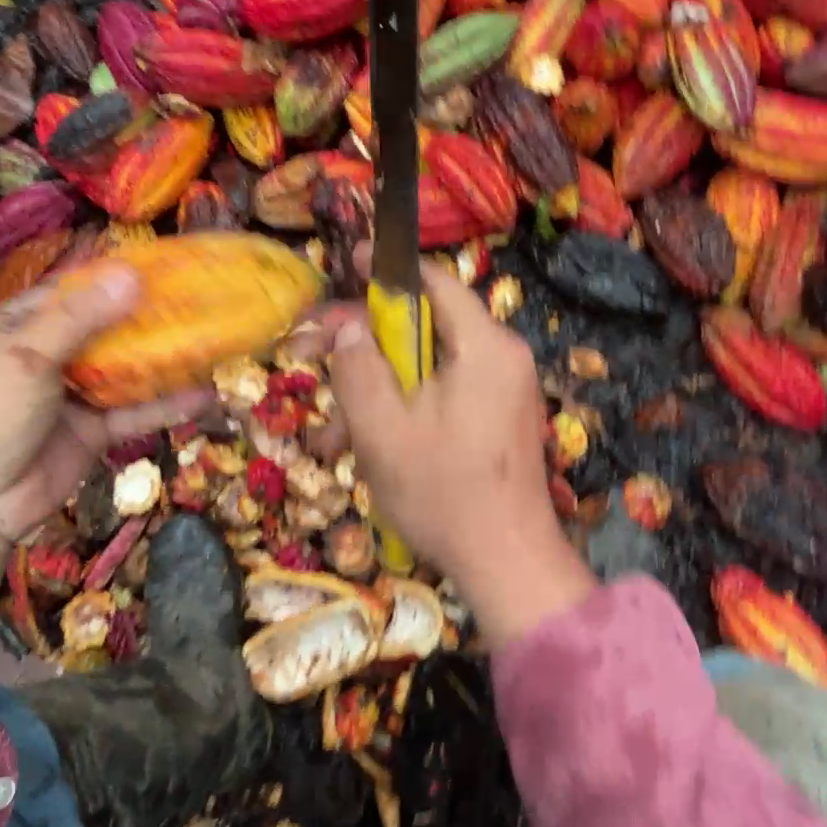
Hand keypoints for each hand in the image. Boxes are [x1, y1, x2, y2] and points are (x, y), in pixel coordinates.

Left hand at [0, 258, 213, 541]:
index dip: (115, 278)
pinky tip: (205, 396)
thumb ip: (80, 318)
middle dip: (151, 318)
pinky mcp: (94, 431)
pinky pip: (136, 412)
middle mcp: (49, 356)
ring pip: (128, 371)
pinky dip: (168, 405)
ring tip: (213, 343)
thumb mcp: (26, 356)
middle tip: (202, 301)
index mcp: (19, 327)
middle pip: (108, 329)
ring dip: (166, 360)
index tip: (164, 267)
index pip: (73, 292)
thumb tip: (132, 275)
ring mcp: (74, 395)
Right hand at [327, 261, 594, 644]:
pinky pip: (446, 396)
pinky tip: (370, 447)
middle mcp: (503, 358)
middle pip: (428, 327)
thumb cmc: (444, 493)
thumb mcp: (383, 430)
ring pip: (430, 368)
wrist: (508, 562)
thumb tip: (349, 325)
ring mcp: (506, 391)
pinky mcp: (500, 420)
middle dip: (369, 346)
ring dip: (381, 390)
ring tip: (334, 435)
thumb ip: (359, 369)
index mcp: (485, 346)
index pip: (436, 282)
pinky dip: (408, 409)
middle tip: (318, 358)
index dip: (389, 270)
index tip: (351, 264)